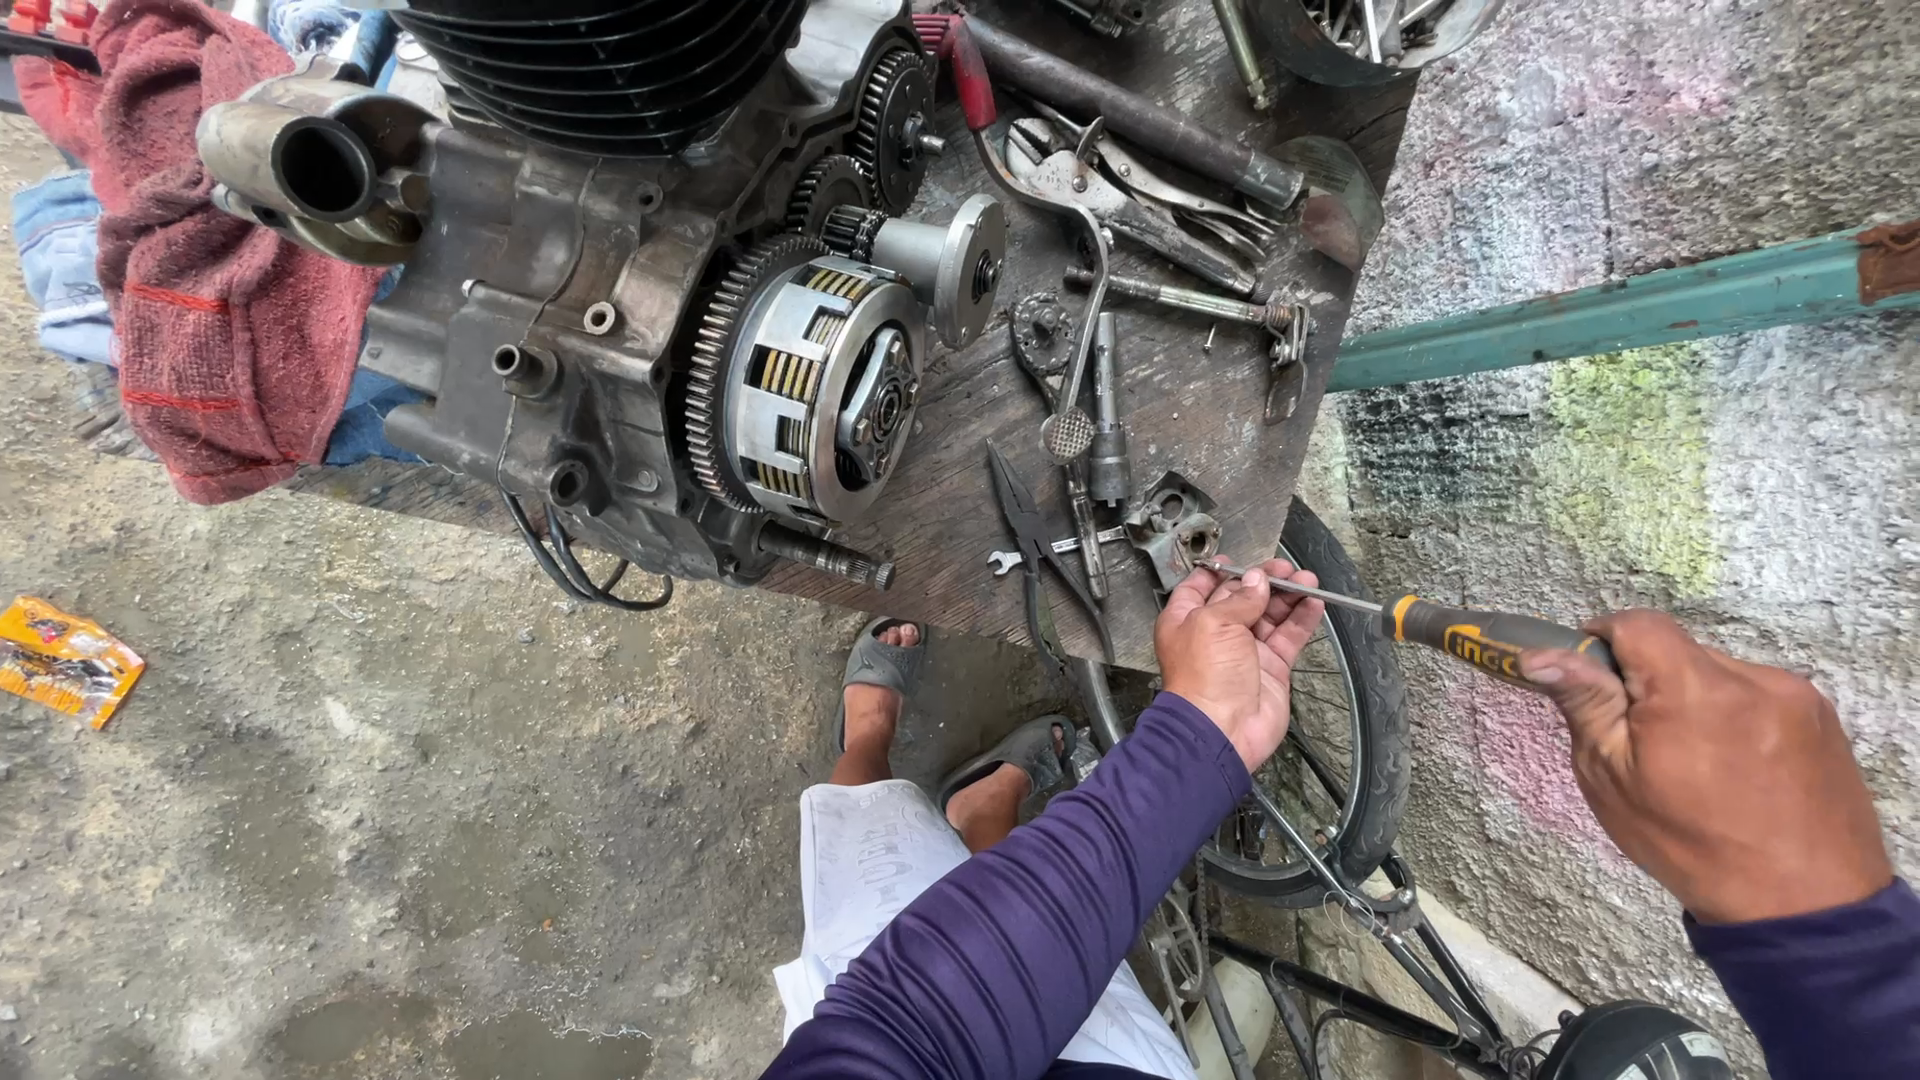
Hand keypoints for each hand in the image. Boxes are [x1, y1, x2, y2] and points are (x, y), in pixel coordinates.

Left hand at [1155, 559, 1326, 772]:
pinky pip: (1288, 637)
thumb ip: (1238, 599)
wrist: (1223, 728)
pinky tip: (1313, 603)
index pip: (1199, 588)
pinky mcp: (1270, 667)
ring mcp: (1243, 651)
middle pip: (1240, 598)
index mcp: (1185, 620)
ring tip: (1307, 580)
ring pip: (1268, 615)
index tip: (1235, 560)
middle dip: (1262, 580)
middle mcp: (1213, 634)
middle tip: (1284, 568)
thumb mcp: (1213, 623)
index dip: (1217, 573)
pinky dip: (1301, 619)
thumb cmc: (1203, 679)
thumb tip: (1257, 581)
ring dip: (1287, 596)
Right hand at [1522, 610, 1891, 924]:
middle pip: (1674, 648)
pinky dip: (1724, 710)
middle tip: (1632, 732)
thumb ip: (1583, 702)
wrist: (1804, 905)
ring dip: (1684, 693)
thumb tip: (1538, 655)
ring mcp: (1799, 698)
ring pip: (1711, 669)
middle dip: (1642, 676)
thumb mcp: (1609, 772)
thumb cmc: (1685, 839)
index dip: (1601, 638)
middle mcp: (1756, 680)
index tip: (1589, 678)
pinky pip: (1751, 691)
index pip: (1638, 624)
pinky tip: (1725, 759)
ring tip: (1685, 753)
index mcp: (1695, 691)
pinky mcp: (1823, 719)